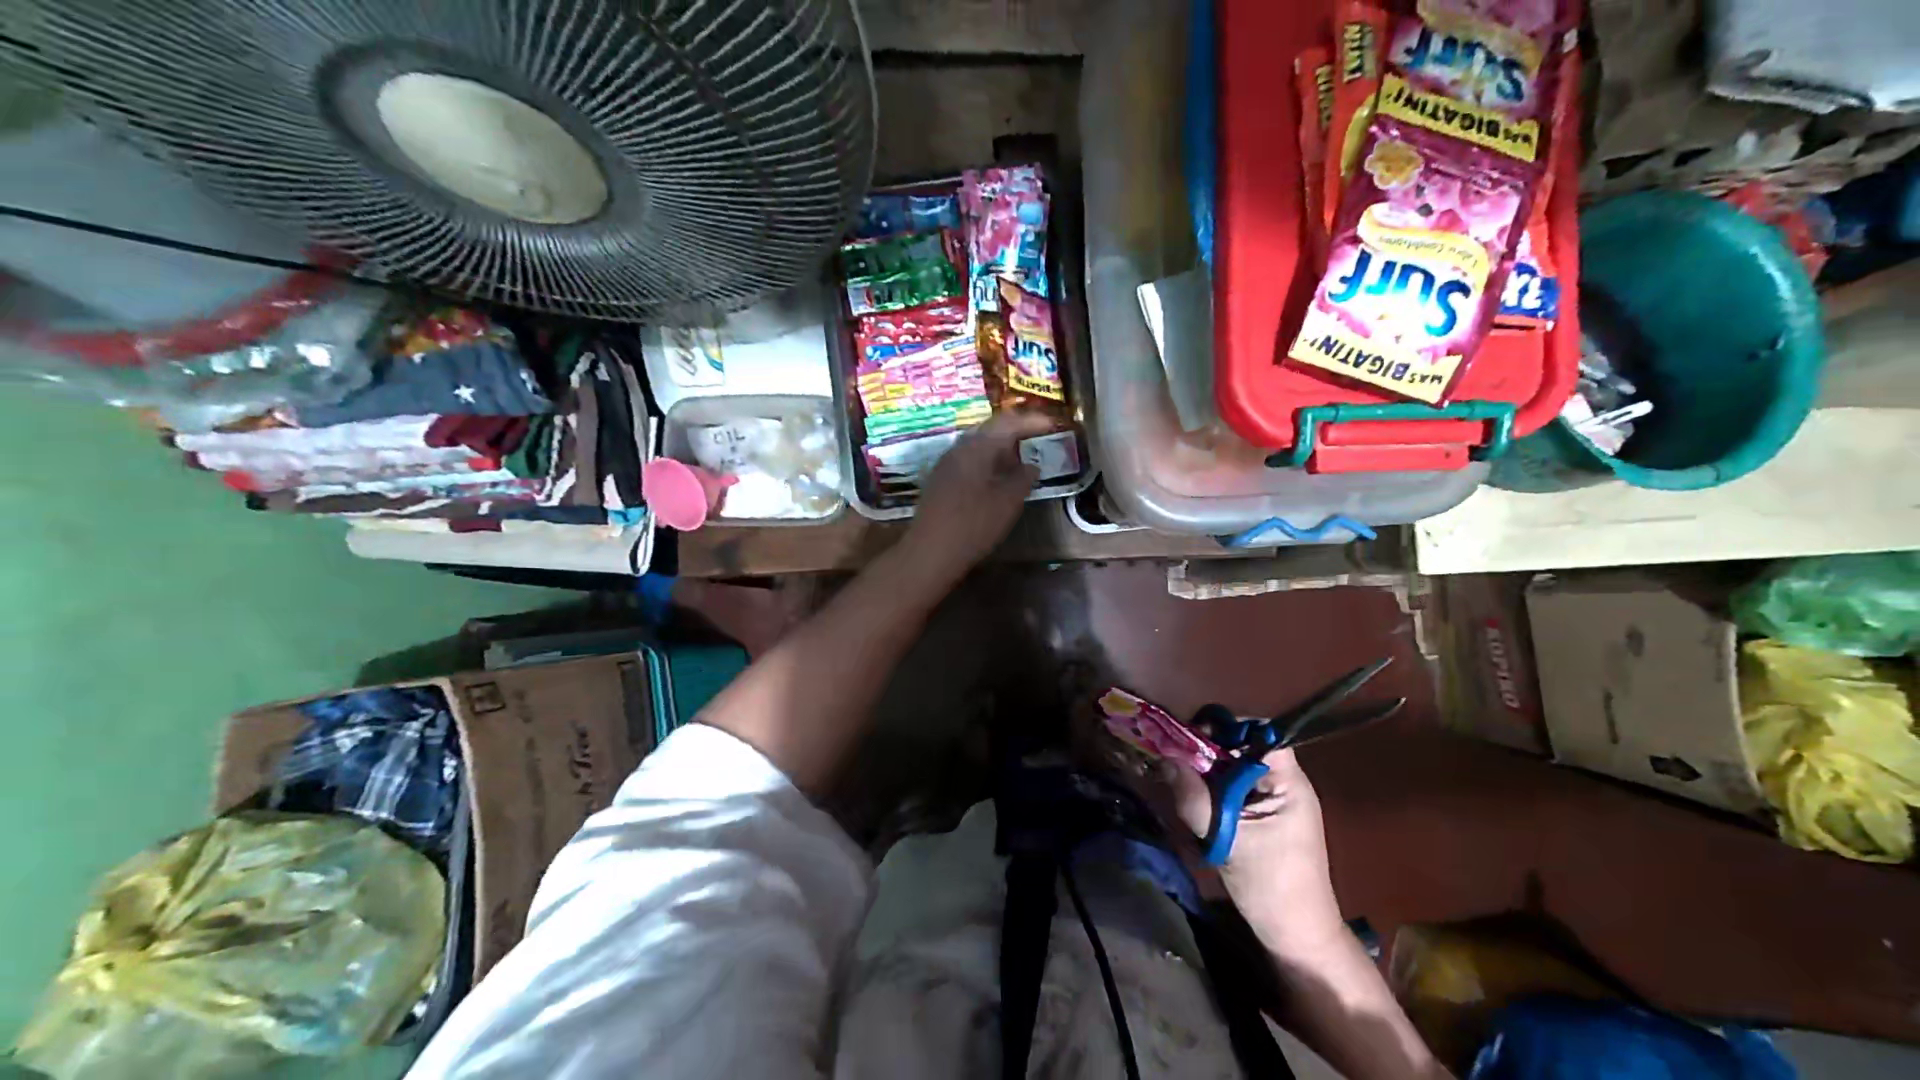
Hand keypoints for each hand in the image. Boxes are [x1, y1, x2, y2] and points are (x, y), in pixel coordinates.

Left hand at [903, 410, 1056, 580]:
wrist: (930, 551)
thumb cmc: (973, 525)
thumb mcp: (1007, 502)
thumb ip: (1023, 479)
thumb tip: (1031, 466)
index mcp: (976, 447)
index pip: (1007, 423)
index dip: (1031, 422)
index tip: (1052, 424)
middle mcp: (958, 449)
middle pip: (990, 431)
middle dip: (1015, 432)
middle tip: (1037, 438)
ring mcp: (946, 465)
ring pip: (978, 446)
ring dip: (1000, 449)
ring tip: (1022, 459)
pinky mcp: (940, 481)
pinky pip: (969, 461)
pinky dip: (988, 462)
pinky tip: (998, 477)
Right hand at [1172, 747, 1347, 962]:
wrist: (1296, 936)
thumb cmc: (1271, 885)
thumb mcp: (1226, 839)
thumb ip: (1194, 798)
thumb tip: (1166, 758)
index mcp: (1289, 783)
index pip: (1260, 733)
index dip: (1227, 727)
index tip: (1192, 737)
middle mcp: (1284, 784)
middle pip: (1242, 748)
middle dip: (1208, 750)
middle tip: (1175, 759)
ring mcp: (1273, 801)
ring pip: (1234, 769)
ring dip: (1207, 772)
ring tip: (1178, 779)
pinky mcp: (1261, 817)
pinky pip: (1233, 790)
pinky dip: (1211, 791)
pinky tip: (1192, 801)